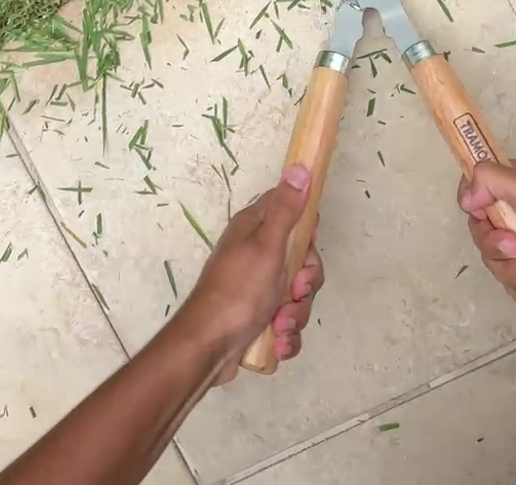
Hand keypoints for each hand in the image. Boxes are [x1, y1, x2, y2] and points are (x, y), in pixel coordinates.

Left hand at [175, 165, 324, 379]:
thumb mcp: (267, 245)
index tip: (306, 247)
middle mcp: (257, 252)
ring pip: (298, 293)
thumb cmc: (238, 290)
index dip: (306, 230)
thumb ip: (287, 209)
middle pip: (301, 258)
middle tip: (295, 291)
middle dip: (305, 282)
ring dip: (296, 313)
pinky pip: (288, 320)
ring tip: (280, 326)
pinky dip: (286, 334)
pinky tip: (277, 342)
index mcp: (255, 228)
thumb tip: (300, 167)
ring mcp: (258, 286)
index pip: (292, 212)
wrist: (208, 348)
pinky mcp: (260, 315)